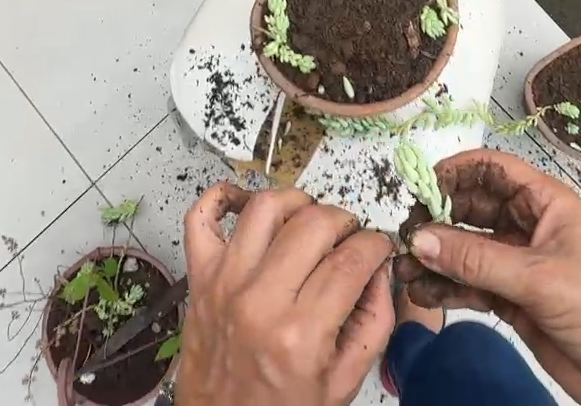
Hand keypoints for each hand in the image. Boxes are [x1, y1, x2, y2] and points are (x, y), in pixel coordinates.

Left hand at [177, 184, 396, 405]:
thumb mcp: (343, 384)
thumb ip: (373, 322)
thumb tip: (381, 267)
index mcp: (299, 336)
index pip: (350, 261)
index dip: (375, 245)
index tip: (379, 246)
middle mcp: (259, 300)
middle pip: (313, 224)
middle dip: (343, 220)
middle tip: (349, 236)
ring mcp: (224, 282)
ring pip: (265, 207)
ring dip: (296, 201)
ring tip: (309, 220)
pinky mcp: (199, 276)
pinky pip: (200, 217)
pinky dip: (220, 197)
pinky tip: (245, 203)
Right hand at [393, 151, 580, 405]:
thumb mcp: (539, 278)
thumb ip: (475, 259)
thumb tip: (417, 238)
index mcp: (545, 203)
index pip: (493, 169)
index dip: (456, 171)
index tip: (420, 185)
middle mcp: (527, 226)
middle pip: (472, 207)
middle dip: (438, 218)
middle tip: (405, 234)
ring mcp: (518, 265)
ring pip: (466, 249)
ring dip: (436, 257)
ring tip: (403, 269)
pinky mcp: (512, 301)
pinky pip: (470, 284)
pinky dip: (445, 287)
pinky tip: (422, 292)